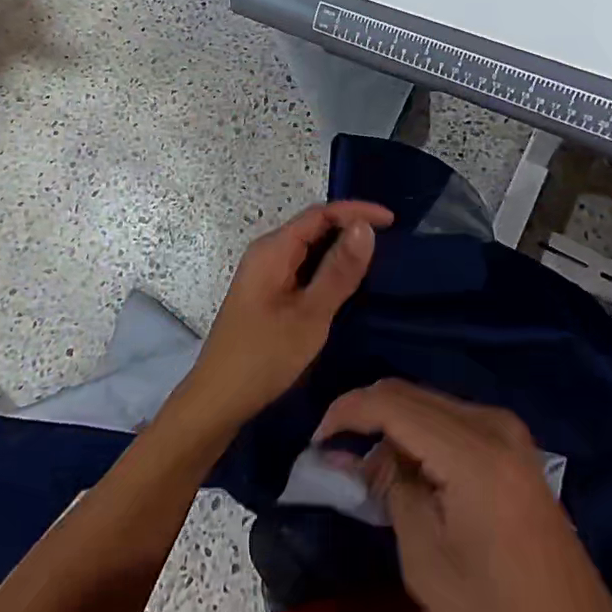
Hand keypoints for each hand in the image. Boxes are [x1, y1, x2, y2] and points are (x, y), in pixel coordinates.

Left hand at [179, 201, 393, 426]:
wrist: (219, 399)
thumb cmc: (264, 356)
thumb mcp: (310, 315)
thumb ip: (339, 270)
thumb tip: (366, 227)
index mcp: (273, 249)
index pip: (320, 214)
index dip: (357, 212)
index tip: (393, 221)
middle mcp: (266, 253)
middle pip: (313, 226)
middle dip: (350, 227)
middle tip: (391, 241)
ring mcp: (265, 273)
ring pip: (308, 248)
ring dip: (340, 249)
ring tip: (378, 259)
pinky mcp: (267, 293)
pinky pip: (302, 267)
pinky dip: (327, 269)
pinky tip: (347, 283)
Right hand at [317, 380, 611, 611]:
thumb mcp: (427, 559)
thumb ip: (391, 490)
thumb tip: (360, 456)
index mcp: (474, 453)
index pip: (392, 403)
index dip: (346, 411)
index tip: (318, 440)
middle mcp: (493, 424)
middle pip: (408, 393)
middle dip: (365, 415)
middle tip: (335, 453)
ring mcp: (508, 430)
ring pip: (427, 401)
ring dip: (390, 424)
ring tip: (366, 467)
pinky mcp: (512, 443)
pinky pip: (449, 418)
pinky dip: (417, 433)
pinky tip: (404, 466)